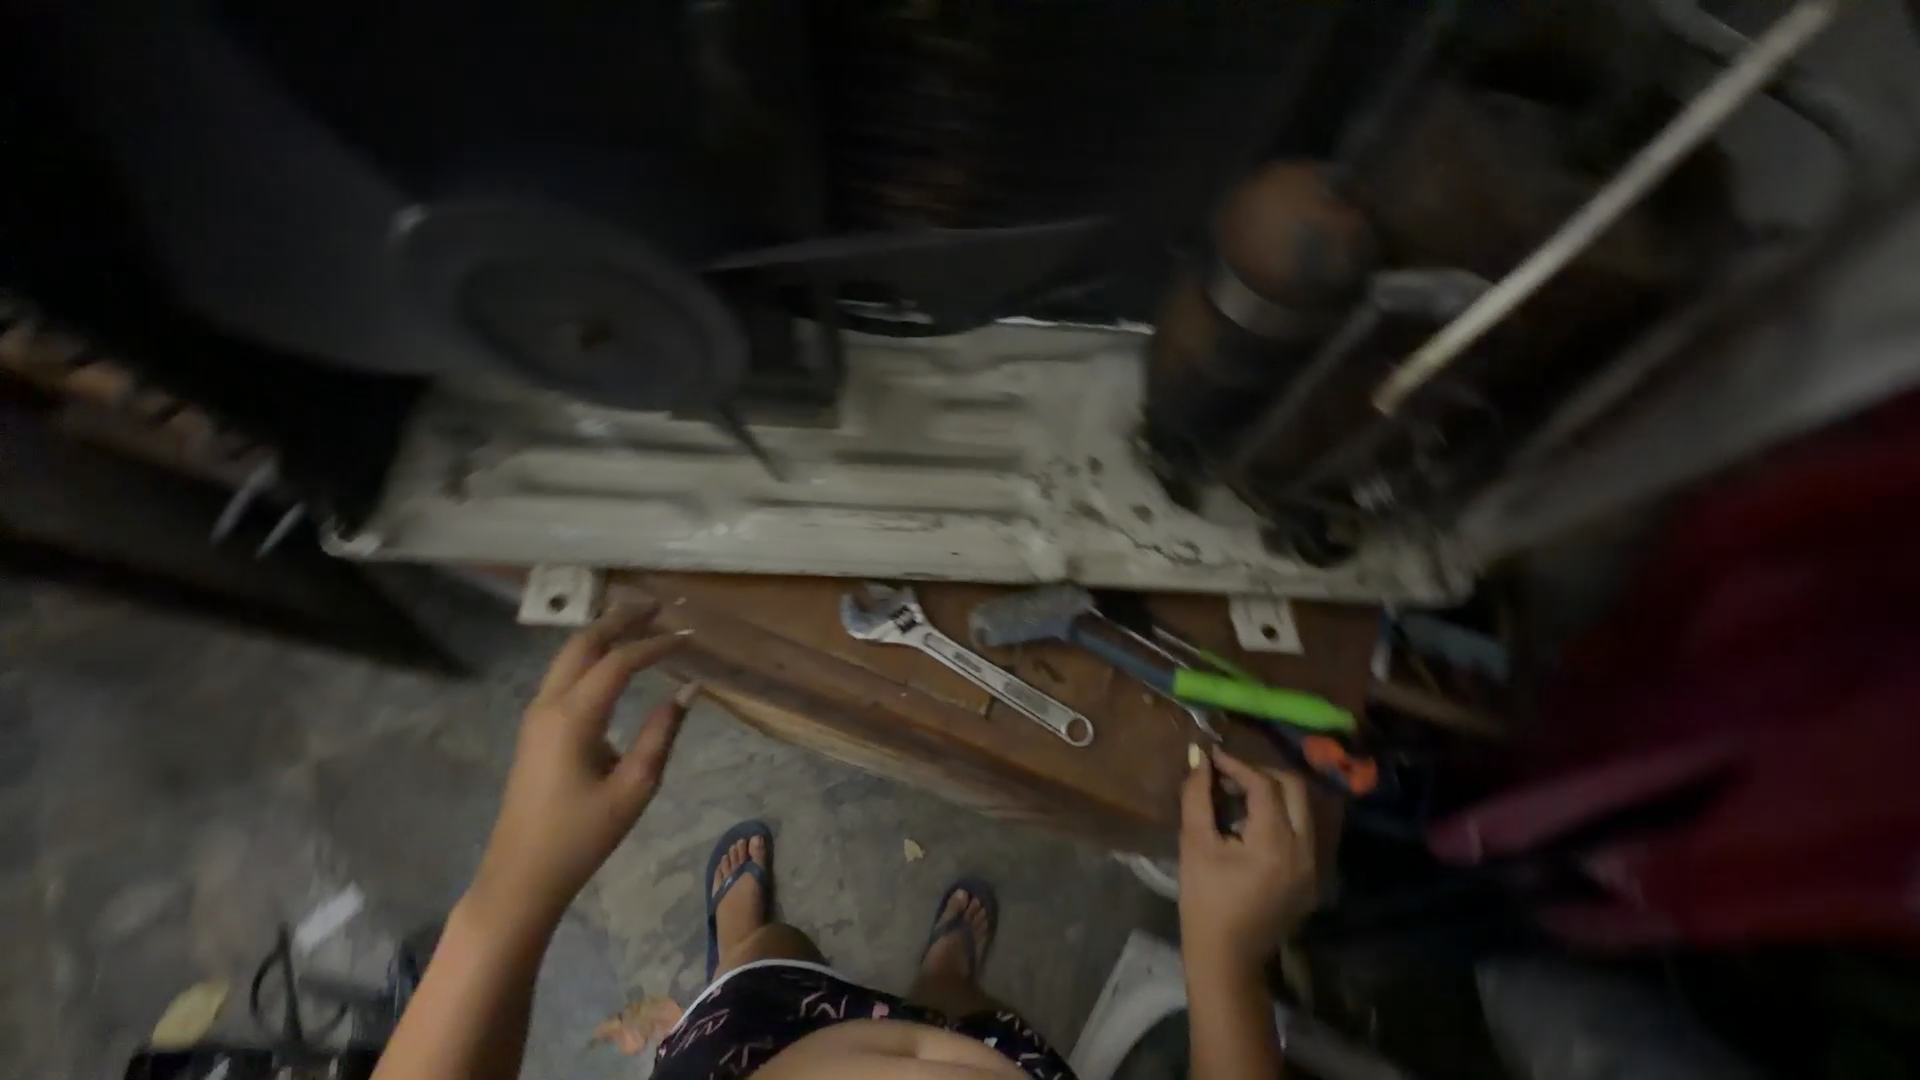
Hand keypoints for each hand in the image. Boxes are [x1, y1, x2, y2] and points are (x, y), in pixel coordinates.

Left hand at [471, 604, 696, 930]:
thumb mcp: (634, 787)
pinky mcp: (536, 728)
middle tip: (658, 605)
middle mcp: (549, 704)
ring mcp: (536, 715)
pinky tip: (613, 655)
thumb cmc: (582, 835)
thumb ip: (661, 733)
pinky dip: (592, 653)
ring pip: (569, 655)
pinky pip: (564, 673)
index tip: (689, 636)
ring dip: (603, 632)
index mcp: (573, 717)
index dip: (656, 644)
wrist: (520, 876)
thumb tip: (688, 687)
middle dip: (620, 618)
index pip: (619, 662)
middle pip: (584, 643)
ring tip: (639, 619)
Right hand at [1177, 745, 1316, 974]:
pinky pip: (1304, 832)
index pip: (1264, 785)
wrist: (1227, 956)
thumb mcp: (1195, 843)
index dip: (1237, 765)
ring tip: (1240, 795)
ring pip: (1303, 809)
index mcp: (1276, 842)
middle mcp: (1305, 850)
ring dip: (1274, 794)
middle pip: (1295, 789)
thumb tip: (1198, 757)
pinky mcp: (1313, 879)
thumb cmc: (1205, 899)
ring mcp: (1314, 867)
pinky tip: (1253, 824)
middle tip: (1230, 773)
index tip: (1213, 756)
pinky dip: (1282, 817)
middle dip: (1262, 773)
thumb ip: (1197, 795)